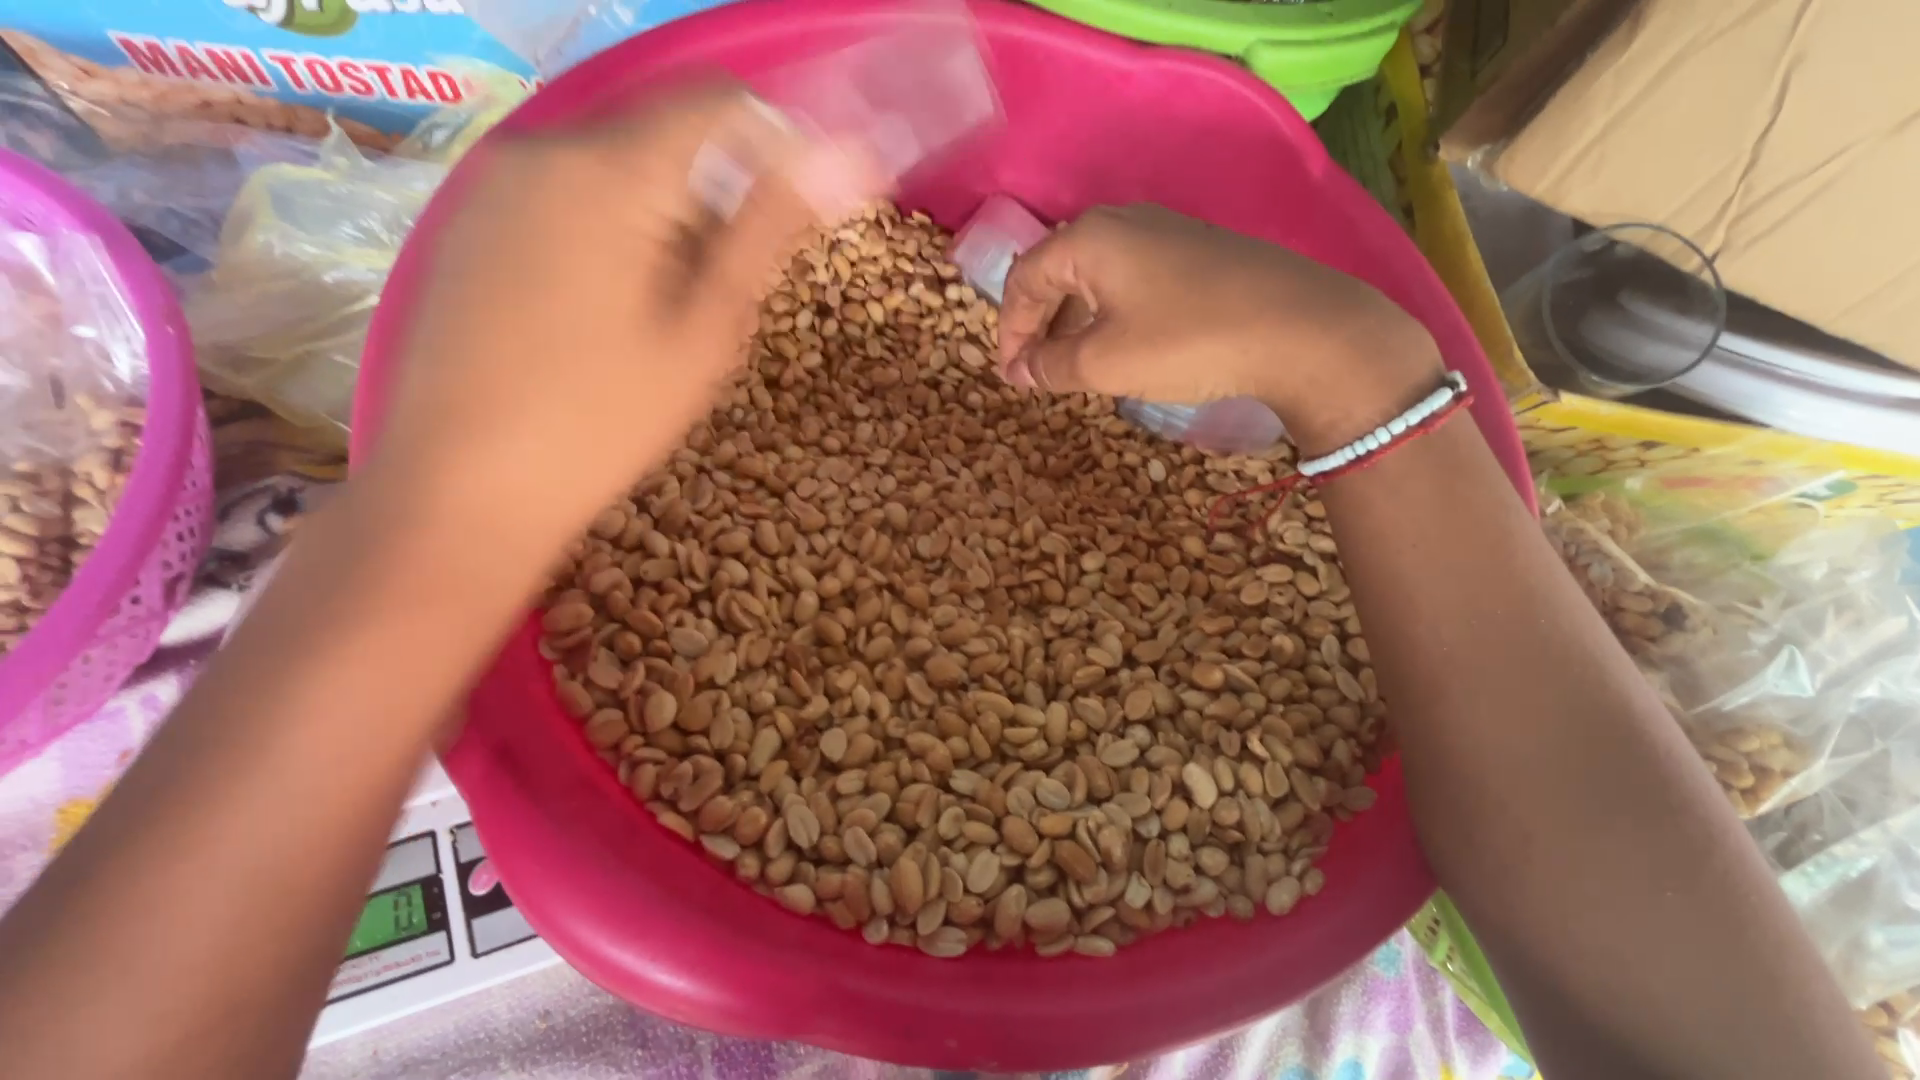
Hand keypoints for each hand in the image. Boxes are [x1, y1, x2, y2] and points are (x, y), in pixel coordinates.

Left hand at [367, 86, 881, 545]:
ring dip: (666, 211)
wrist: (459, 487)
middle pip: (665, 130)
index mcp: (611, 171)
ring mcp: (496, 179)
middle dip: (716, 190)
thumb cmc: (601, 422)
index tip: (794, 219)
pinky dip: (612, 223)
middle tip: (721, 288)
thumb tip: (846, 157)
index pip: (721, 102)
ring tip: (662, 308)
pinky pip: (567, 188)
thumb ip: (768, 231)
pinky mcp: (469, 215)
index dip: (775, 148)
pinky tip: (604, 306)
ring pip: (617, 160)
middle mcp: (545, 147)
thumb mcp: (704, 332)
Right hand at [996, 205, 1443, 453]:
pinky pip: (1131, 279)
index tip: (1011, 378)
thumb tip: (1020, 371)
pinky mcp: (1196, 251)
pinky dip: (1110, 314)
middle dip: (1040, 325)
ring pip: (1096, 276)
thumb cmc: (1186, 341)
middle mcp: (1122, 222)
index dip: (1009, 332)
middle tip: (1037, 373)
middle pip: (1057, 272)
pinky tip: (1123, 345)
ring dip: (1075, 322)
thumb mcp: (1105, 362)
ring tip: (1075, 365)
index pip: (1023, 280)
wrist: (1300, 329)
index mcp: (1088, 239)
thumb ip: (1051, 364)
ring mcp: (1164, 232)